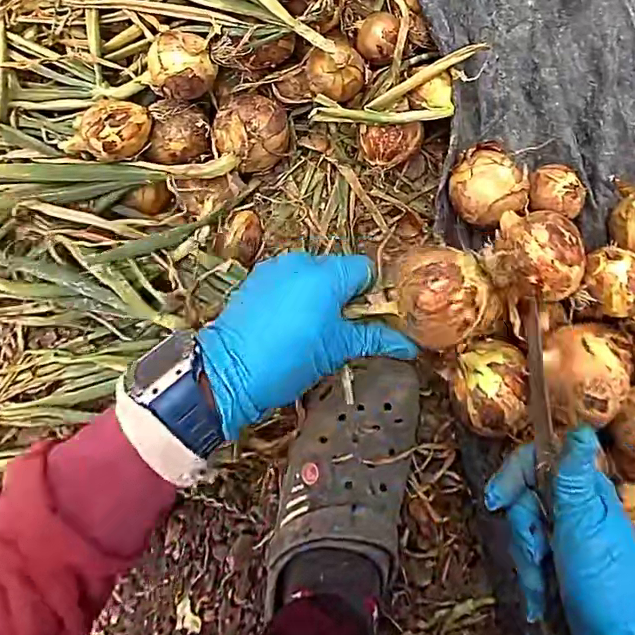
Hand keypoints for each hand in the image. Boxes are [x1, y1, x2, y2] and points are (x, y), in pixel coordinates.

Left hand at [198, 252, 418, 438]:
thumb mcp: (337, 350)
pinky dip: (296, 294)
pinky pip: (290, 279)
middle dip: (344, 295)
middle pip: (340, 270)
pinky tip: (289, 322)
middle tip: (340, 328)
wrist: (226, 373)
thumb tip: (409, 345)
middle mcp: (304, 261)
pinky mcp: (258, 277)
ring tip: (311, 328)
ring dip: (320, 294)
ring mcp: (278, 266)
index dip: (371, 294)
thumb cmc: (289, 359)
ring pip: (314, 274)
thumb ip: (374, 338)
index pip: (365, 270)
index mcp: (328, 274)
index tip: (366, 319)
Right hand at [484, 428, 634, 634]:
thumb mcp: (585, 524)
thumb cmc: (606, 585)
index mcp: (585, 489)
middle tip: (540, 555)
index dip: (514, 473)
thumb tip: (581, 427)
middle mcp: (575, 509)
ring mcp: (567, 541)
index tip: (496, 499)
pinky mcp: (560, 571)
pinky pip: (530, 564)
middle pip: (525, 498)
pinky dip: (531, 583)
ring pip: (525, 533)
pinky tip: (541, 601)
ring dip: (527, 562)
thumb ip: (574, 476)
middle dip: (524, 530)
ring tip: (544, 586)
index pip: (538, 458)